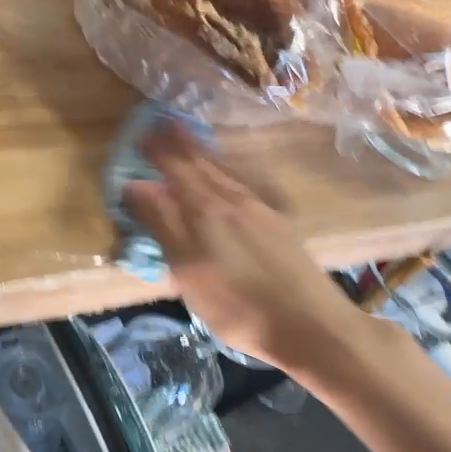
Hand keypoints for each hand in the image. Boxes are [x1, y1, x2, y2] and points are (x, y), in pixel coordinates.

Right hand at [122, 123, 357, 371]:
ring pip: (225, 174)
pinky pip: (241, 186)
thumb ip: (163, 224)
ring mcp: (260, 213)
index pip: (176, 169)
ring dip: (204, 156)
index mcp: (205, 209)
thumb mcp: (189, 269)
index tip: (142, 132)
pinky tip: (226, 181)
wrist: (313, 327)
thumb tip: (137, 186)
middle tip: (165, 124)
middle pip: (202, 166)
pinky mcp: (278, 228)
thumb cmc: (239, 303)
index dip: (159, 151)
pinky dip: (225, 174)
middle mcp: (233, 201)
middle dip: (181, 145)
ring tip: (191, 142)